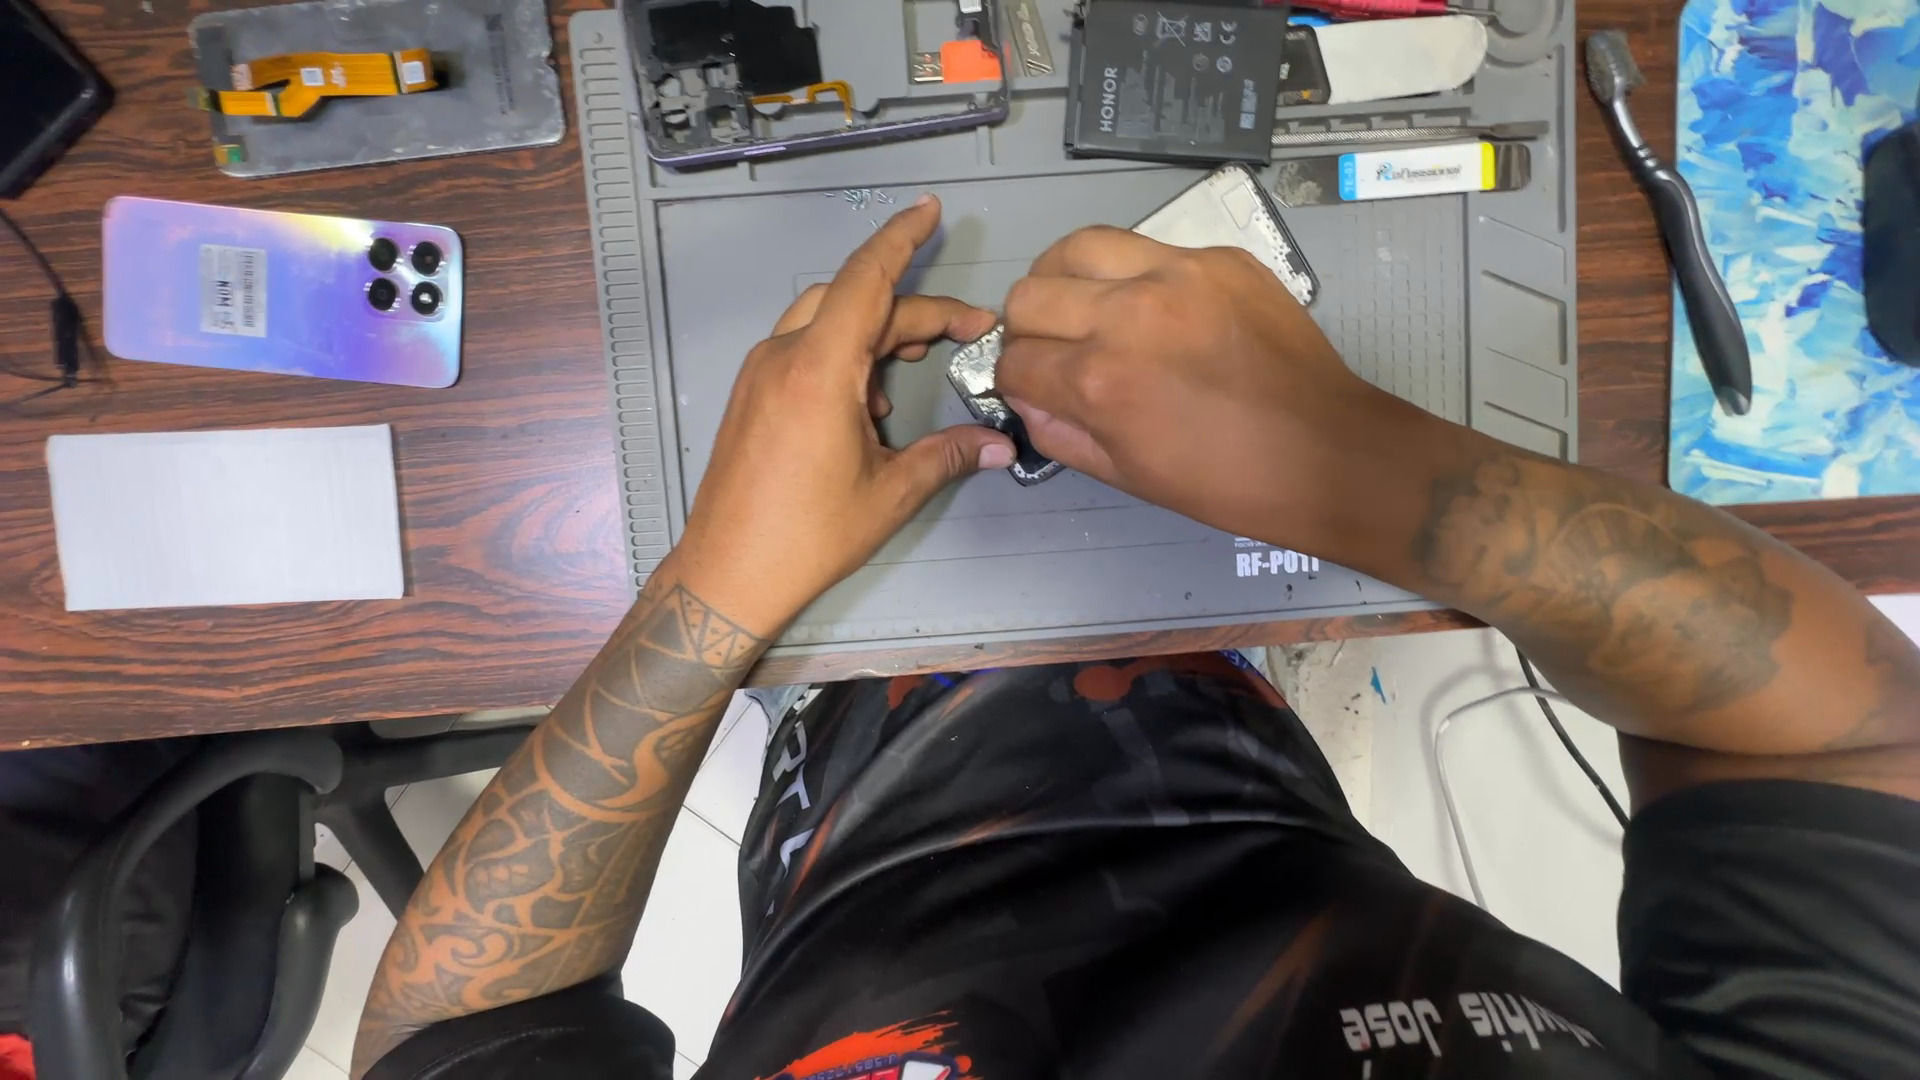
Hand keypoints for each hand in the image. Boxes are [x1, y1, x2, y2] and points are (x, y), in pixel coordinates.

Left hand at [668, 196, 1015, 634]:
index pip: (866, 280)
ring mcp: (760, 375)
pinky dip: (843, 356)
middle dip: (913, 310)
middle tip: (962, 332)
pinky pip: (803, 350)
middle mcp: (783, 358)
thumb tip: (1000, 445)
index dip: (902, 238)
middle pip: (855, 302)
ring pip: (826, 322)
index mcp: (819, 370)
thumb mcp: (891, 493)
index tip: (930, 211)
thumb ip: (950, 457)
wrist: (728, 572)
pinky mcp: (751, 395)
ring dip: (875, 331)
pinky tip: (867, 403)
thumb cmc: (807, 536)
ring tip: (911, 367)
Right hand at [995, 226, 1430, 553]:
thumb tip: (1027, 396)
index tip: (1031, 389)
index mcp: (1100, 381)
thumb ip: (1056, 431)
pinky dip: (1124, 274)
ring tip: (1081, 307)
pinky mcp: (1216, 258)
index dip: (1012, 381)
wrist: (1324, 451)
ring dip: (1061, 281)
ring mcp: (1175, 275)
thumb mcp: (1122, 473)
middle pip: (1028, 295)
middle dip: (1024, 331)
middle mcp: (1127, 314)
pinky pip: (1141, 247)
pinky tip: (1146, 305)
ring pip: (1075, 248)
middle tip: (1051, 351)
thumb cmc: (1221, 481)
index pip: (1014, 361)